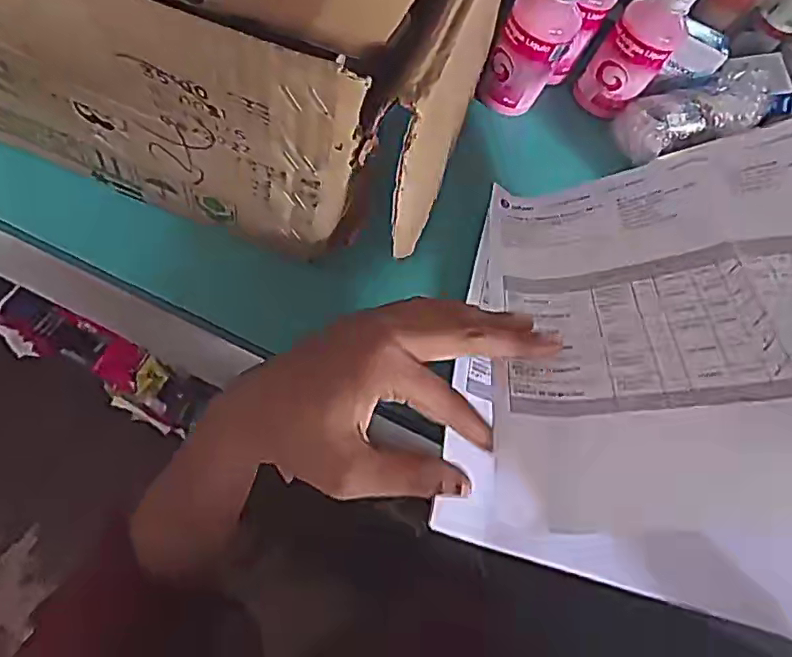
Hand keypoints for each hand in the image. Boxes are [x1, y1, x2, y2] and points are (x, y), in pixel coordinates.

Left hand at [130, 298, 557, 579]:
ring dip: (480, 318)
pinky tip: (467, 319)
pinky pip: (422, 310)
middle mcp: (384, 330)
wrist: (245, 415)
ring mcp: (374, 320)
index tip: (493, 445)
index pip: (441, 396)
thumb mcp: (351, 473)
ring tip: (520, 322)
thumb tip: (464, 482)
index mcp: (382, 362)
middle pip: (455, 329)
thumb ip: (412, 476)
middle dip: (503, 336)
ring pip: (440, 312)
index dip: (470, 423)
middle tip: (545, 337)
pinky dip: (453, 315)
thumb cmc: (295, 445)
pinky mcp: (366, 322)